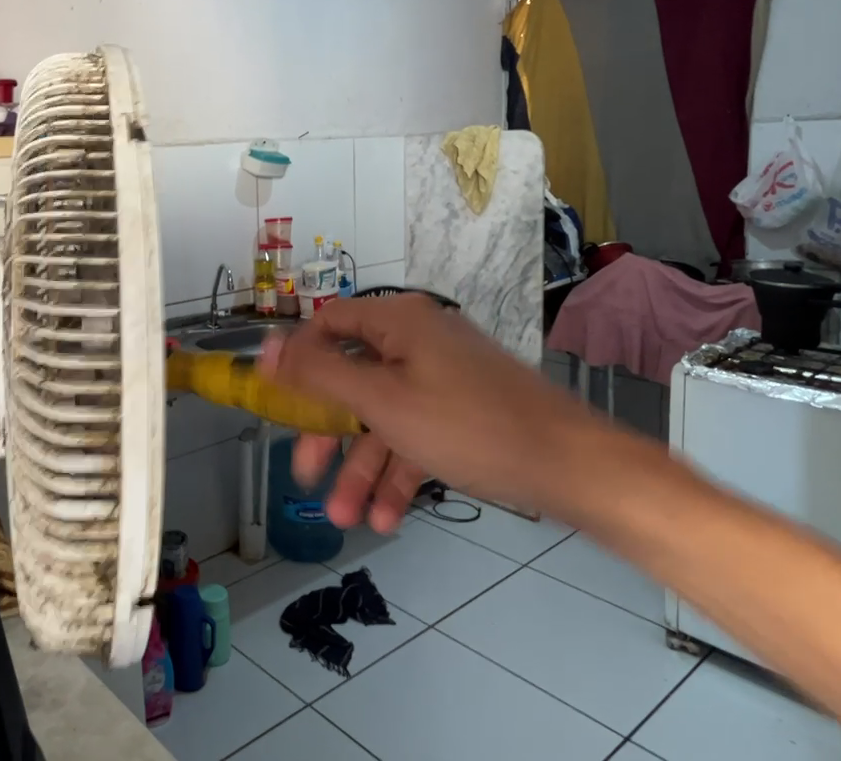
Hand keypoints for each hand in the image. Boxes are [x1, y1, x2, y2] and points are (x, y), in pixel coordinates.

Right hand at [261, 295, 588, 527]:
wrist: (573, 468)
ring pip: (384, 418)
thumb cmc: (468, 425)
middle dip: (328, 435)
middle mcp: (418, 341)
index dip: (298, 359)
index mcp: (399, 322)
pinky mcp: (464, 414)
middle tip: (305, 477)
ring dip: (362, 468)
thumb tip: (267, 346)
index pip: (329, 323)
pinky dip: (400, 473)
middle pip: (353, 380)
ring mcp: (443, 379)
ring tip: (345, 519)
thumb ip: (318, 373)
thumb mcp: (381, 401)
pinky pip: (417, 436)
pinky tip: (386, 518)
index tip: (275, 400)